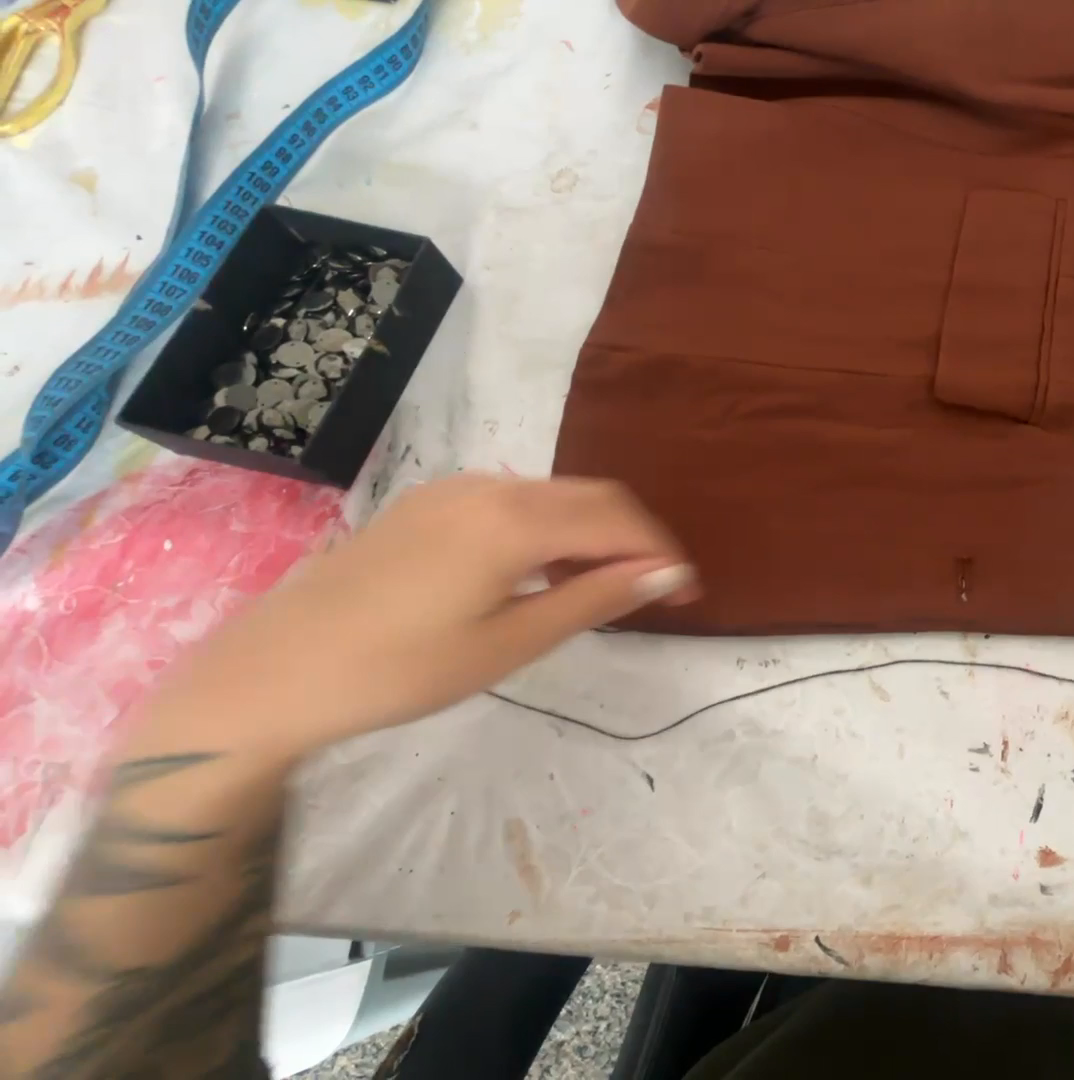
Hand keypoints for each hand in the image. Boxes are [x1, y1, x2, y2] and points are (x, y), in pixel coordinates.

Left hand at [140, 473, 697, 758]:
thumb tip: (668, 573)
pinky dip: (553, 527)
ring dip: (595, 532)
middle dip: (635, 537)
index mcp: (513, 521)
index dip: (662, 552)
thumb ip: (596, 597)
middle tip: (656, 589)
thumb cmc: (401, 670)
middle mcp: (489, 488)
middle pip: (592, 496)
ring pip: (556, 495)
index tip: (689, 592)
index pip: (617, 520)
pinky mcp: (428, 504)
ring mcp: (454, 490)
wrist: (270, 674)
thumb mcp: (512, 642)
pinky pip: (517, 500)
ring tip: (605, 586)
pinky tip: (545, 570)